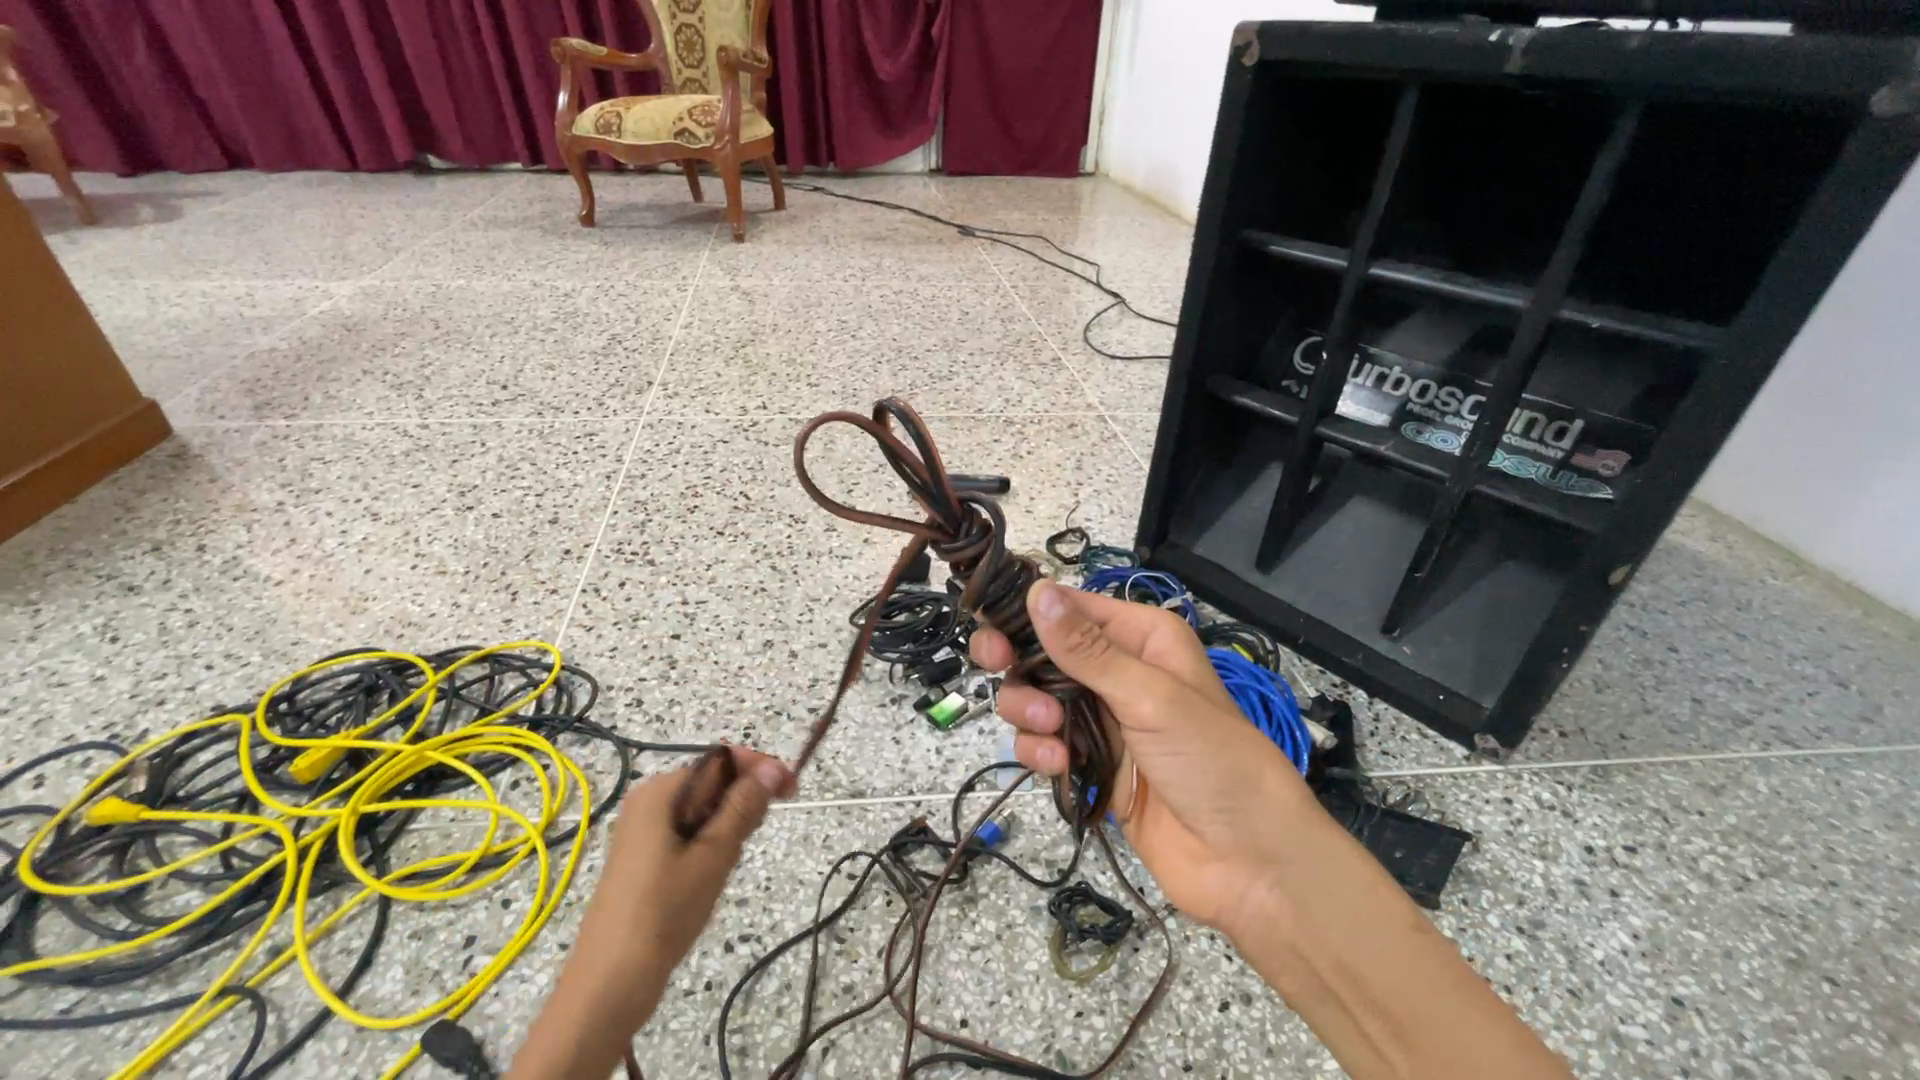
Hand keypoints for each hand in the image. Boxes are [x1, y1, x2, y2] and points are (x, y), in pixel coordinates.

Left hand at [522, 746, 793, 1067]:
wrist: (611, 981)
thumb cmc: (664, 912)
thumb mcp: (713, 855)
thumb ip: (743, 807)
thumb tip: (770, 768)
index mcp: (660, 792)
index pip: (720, 760)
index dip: (759, 769)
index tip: (793, 789)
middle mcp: (648, 802)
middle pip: (712, 784)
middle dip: (742, 805)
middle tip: (751, 842)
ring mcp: (643, 831)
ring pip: (704, 813)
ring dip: (727, 831)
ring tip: (723, 868)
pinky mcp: (644, 858)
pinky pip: (689, 835)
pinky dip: (709, 848)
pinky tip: (709, 877)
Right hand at [970, 579, 1318, 936]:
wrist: (1246, 861)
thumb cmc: (1212, 762)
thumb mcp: (1150, 697)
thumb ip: (1087, 650)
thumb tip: (1037, 590)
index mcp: (1142, 638)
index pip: (1070, 607)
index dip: (1027, 612)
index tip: (987, 620)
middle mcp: (1118, 671)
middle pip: (1042, 652)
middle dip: (1018, 662)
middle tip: (994, 665)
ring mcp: (1101, 720)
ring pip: (1035, 698)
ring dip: (1029, 711)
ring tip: (1050, 729)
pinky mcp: (1089, 763)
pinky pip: (1044, 743)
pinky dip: (1040, 752)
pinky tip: (1059, 767)